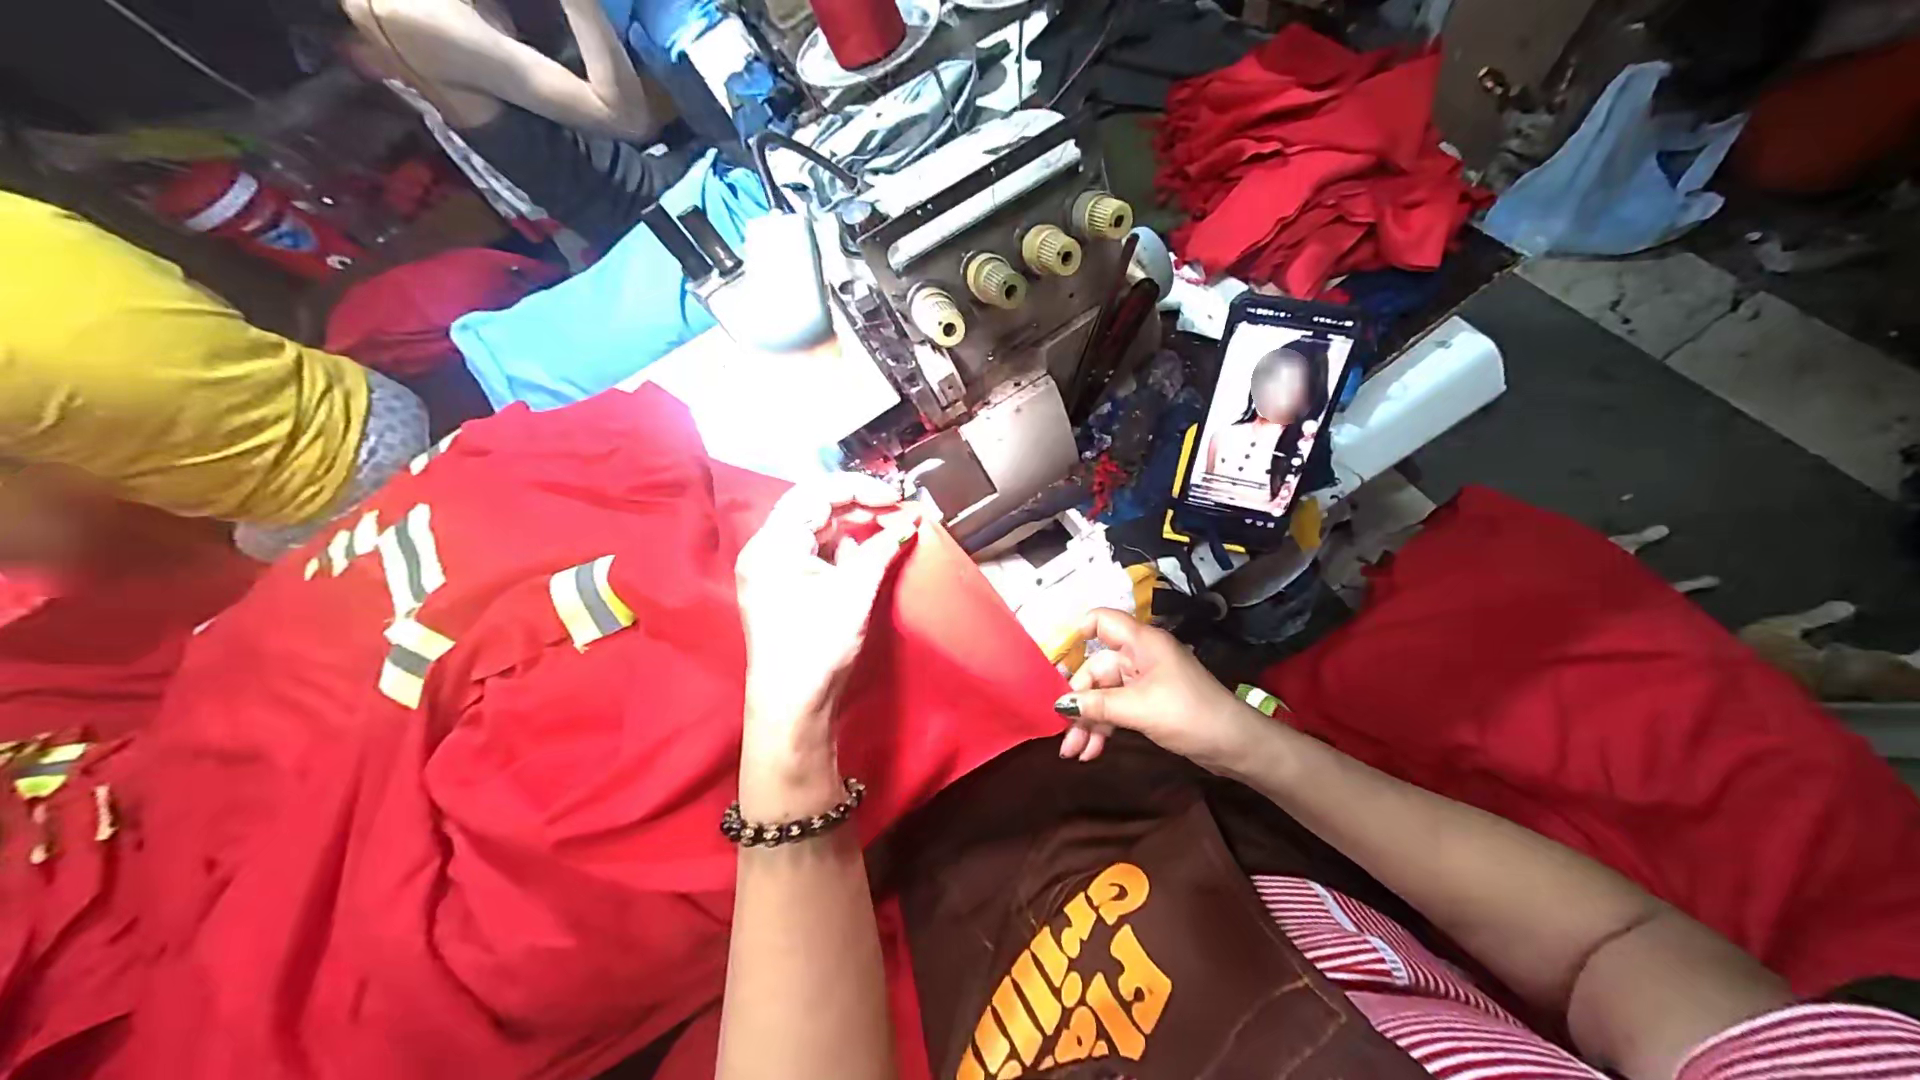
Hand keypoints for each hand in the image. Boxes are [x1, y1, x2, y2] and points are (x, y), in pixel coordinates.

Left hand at [734, 474, 916, 813]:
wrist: (793, 705)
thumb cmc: (817, 647)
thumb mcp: (854, 591)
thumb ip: (881, 549)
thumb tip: (909, 525)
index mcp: (772, 544)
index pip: (816, 493)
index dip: (859, 489)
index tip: (895, 499)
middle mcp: (765, 550)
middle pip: (815, 509)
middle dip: (858, 508)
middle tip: (898, 516)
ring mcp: (772, 569)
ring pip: (816, 530)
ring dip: (852, 528)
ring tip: (887, 533)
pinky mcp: (783, 586)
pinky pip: (813, 553)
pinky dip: (841, 550)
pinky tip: (865, 554)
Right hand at [1055, 609, 1273, 777]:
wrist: (1236, 746)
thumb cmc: (1189, 714)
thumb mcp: (1138, 709)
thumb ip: (1096, 705)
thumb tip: (1060, 705)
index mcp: (1142, 643)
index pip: (1102, 620)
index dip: (1077, 633)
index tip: (1055, 661)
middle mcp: (1141, 656)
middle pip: (1096, 668)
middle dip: (1078, 702)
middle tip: (1062, 732)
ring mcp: (1145, 681)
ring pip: (1104, 694)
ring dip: (1088, 722)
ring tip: (1073, 752)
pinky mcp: (1150, 703)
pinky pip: (1117, 709)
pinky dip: (1104, 728)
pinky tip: (1091, 752)